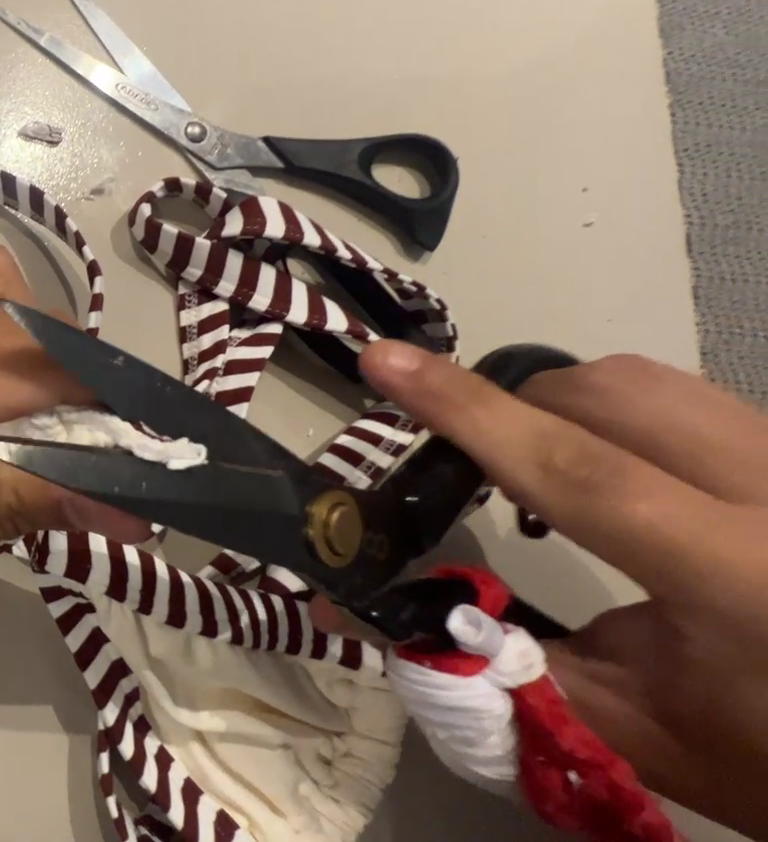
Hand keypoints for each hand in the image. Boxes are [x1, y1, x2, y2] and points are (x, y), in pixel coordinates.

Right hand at [361, 342, 767, 838]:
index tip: (382, 360)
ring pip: (649, 382)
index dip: (468, 413)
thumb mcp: (630, 728)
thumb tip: (359, 613)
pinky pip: (689, 397)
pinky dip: (618, 417)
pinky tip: (622, 474)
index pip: (579, 472)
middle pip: (609, 398)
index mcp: (743, 581)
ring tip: (551, 466)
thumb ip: (495, 663)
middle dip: (515, 409)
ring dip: (564, 406)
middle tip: (479, 466)